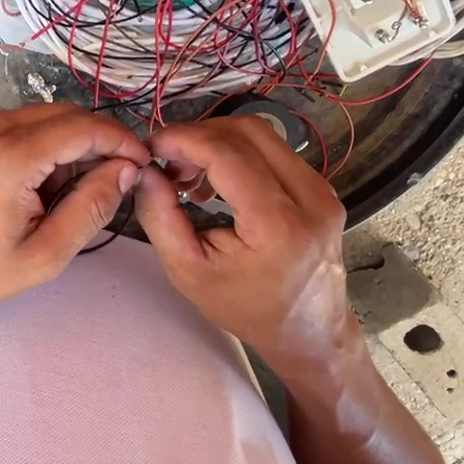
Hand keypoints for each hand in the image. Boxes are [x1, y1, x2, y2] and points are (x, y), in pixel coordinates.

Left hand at [0, 104, 150, 321]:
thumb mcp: (42, 254)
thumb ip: (90, 208)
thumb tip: (125, 170)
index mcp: (12, 155)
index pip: (84, 126)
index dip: (122, 140)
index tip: (143, 163)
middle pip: (65, 114)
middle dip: (98, 141)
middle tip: (114, 180)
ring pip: (42, 116)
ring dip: (69, 143)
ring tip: (71, 191)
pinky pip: (18, 124)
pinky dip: (41, 143)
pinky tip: (40, 183)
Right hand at [132, 115, 354, 370]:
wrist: (310, 333)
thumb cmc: (245, 308)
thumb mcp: (187, 270)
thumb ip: (158, 216)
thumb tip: (142, 169)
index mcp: (278, 224)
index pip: (227, 154)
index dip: (182, 140)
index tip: (150, 148)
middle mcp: (310, 198)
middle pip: (247, 130)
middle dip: (198, 134)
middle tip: (167, 160)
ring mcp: (322, 189)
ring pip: (261, 133)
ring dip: (216, 141)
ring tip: (188, 173)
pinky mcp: (321, 187)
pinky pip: (273, 149)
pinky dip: (235, 151)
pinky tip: (214, 180)